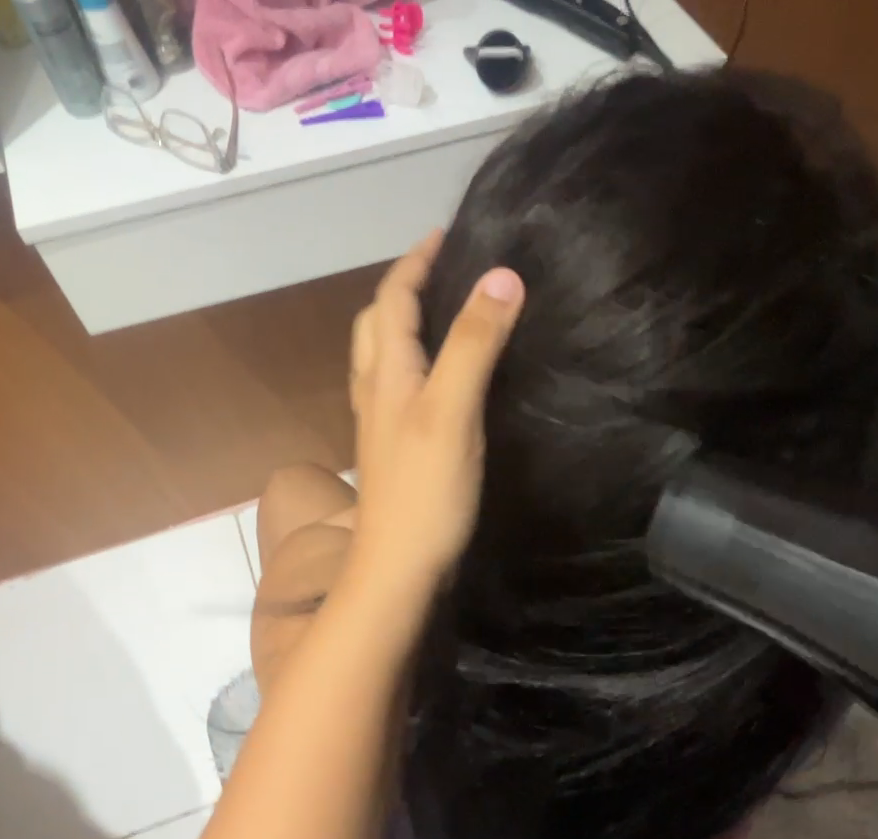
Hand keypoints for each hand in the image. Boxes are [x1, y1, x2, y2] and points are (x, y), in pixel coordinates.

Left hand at [347, 231, 524, 589]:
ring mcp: (381, 424)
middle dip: (403, 288)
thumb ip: (473, 343)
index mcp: (386, 372)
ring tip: (442, 313)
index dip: (416, 261)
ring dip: (404, 324)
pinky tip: (440, 379)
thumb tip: (501, 276)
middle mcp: (375, 391)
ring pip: (383, 357)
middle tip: (443, 270)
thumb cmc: (425, 489)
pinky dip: (415, 363)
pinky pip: (397, 388)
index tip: (446, 233)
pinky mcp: (395, 451)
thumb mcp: (452, 409)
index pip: (392, 298)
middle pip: (376, 323)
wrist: (399, 567)